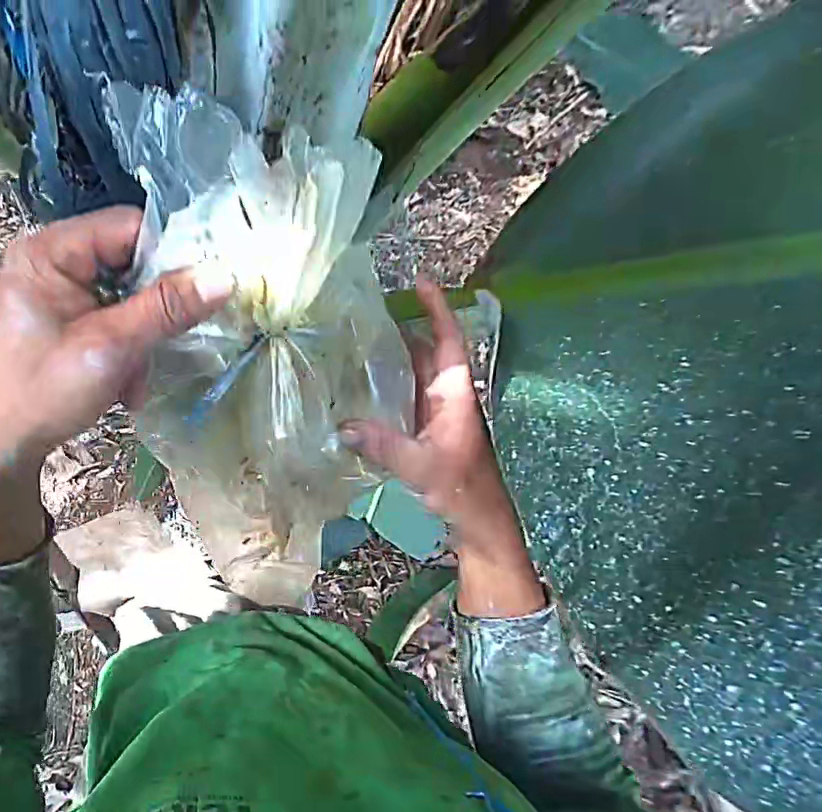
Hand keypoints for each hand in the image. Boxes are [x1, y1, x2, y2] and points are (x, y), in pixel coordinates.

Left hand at [0, 207, 231, 567]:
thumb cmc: (41, 393)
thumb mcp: (110, 348)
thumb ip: (166, 309)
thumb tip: (225, 275)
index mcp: (49, 252)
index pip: (128, 228)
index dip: (169, 257)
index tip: (199, 294)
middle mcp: (50, 265)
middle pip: (129, 269)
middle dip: (151, 316)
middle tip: (159, 350)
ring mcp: (54, 299)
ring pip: (125, 304)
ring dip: (140, 345)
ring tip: (131, 383)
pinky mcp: (60, 328)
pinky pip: (110, 327)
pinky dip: (123, 357)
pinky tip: (120, 388)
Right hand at [339, 279, 545, 617]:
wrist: (478, 519)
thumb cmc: (460, 488)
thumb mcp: (419, 464)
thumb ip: (382, 444)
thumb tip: (343, 428)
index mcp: (455, 393)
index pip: (448, 339)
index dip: (436, 308)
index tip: (420, 282)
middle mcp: (447, 396)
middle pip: (425, 352)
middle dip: (401, 331)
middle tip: (365, 318)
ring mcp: (437, 414)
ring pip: (414, 376)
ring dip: (391, 361)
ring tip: (356, 347)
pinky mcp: (428, 432)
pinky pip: (405, 400)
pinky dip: (387, 391)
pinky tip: (362, 393)